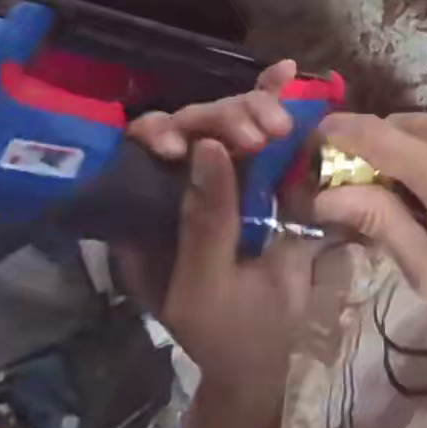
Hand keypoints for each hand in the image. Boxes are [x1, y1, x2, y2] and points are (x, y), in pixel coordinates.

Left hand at [119, 63, 317, 427]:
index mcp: (146, 210)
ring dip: (255, 107)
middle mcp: (180, 180)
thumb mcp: (206, 290)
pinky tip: (287, 72)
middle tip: (265, 133)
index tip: (181, 145)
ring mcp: (223, 170)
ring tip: (282, 123)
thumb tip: (208, 147)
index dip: (157, 136)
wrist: (272, 356)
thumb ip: (206, 223)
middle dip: (224, 119)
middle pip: (191, 126)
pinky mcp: (261, 168)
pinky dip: (274, 95)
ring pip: (229, 118)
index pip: (139, 153)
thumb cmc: (226, 334)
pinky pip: (264, 124)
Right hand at [313, 99, 426, 308]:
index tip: (309, 149)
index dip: (332, 136)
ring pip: (408, 122)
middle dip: (369, 154)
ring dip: (398, 149)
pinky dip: (424, 142)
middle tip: (370, 191)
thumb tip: (321, 198)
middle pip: (386, 127)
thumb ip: (377, 224)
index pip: (368, 135)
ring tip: (415, 189)